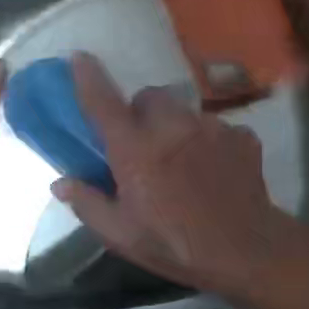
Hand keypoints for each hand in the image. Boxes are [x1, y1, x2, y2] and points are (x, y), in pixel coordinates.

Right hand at [54, 53, 308, 297]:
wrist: (247, 250)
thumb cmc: (177, 246)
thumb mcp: (123, 235)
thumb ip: (88, 204)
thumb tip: (61, 183)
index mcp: (136, 150)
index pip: (104, 102)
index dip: (89, 77)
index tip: (80, 58)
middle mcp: (173, 127)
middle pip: (150, 98)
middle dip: (142, 114)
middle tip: (143, 146)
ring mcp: (212, 127)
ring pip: (185, 111)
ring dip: (177, 127)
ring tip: (183, 162)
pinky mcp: (242, 135)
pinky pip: (216, 127)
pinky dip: (209, 141)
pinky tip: (214, 170)